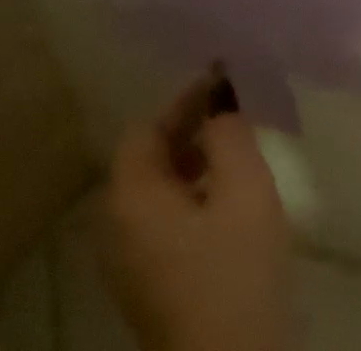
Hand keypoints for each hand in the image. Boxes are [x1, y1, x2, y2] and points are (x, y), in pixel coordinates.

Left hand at [99, 67, 294, 350]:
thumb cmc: (235, 267)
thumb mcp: (244, 188)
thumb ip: (230, 136)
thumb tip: (221, 102)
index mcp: (130, 198)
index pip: (145, 129)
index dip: (185, 100)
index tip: (225, 80)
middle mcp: (115, 225)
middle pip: (147, 159)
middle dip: (191, 129)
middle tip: (236, 111)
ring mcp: (128, 258)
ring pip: (157, 190)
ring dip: (194, 161)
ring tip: (240, 149)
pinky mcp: (150, 279)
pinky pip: (164, 217)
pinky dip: (193, 192)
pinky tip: (231, 198)